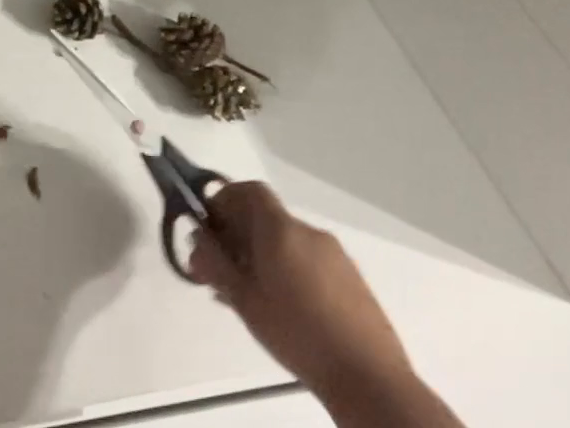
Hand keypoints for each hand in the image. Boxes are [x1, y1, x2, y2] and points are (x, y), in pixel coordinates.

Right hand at [191, 182, 412, 396]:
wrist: (371, 379)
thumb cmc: (296, 333)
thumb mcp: (242, 298)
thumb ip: (214, 261)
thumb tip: (199, 236)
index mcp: (281, 232)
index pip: (248, 191)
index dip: (223, 199)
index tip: (209, 228)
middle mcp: (310, 234)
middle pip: (264, 219)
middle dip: (235, 237)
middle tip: (217, 272)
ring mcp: (336, 257)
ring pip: (284, 242)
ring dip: (259, 256)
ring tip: (246, 295)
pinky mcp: (351, 279)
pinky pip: (306, 260)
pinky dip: (284, 269)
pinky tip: (278, 305)